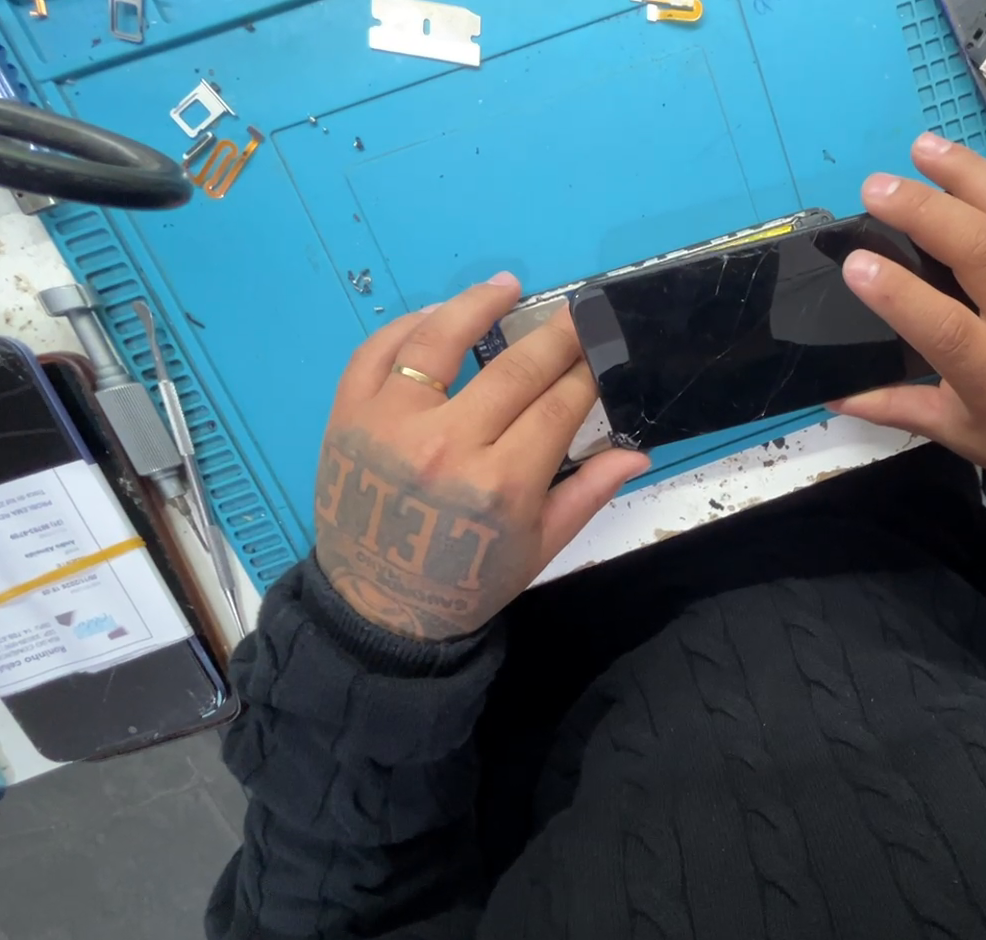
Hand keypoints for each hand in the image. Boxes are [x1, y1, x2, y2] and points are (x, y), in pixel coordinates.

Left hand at [313, 274, 648, 639]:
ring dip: (478, 305)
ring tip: (507, 286)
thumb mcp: (541, 545)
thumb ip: (589, 492)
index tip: (603, 352)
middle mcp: (448, 445)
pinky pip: (378, 353)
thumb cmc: (472, 580)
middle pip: (514, 370)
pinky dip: (409, 327)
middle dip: (555, 337)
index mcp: (504, 484)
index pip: (558, 407)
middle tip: (577, 313)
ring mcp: (391, 424)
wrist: (381, 607)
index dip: (586, 375)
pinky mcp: (347, 417)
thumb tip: (638, 453)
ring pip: (440, 342)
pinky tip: (438, 315)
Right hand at [832, 132, 985, 482]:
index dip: (900, 293)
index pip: (947, 329)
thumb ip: (897, 410)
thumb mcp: (960, 435)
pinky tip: (961, 169)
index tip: (856, 263)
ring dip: (965, 175)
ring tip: (921, 150)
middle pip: (984, 252)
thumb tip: (836, 394)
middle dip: (926, 212)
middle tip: (877, 188)